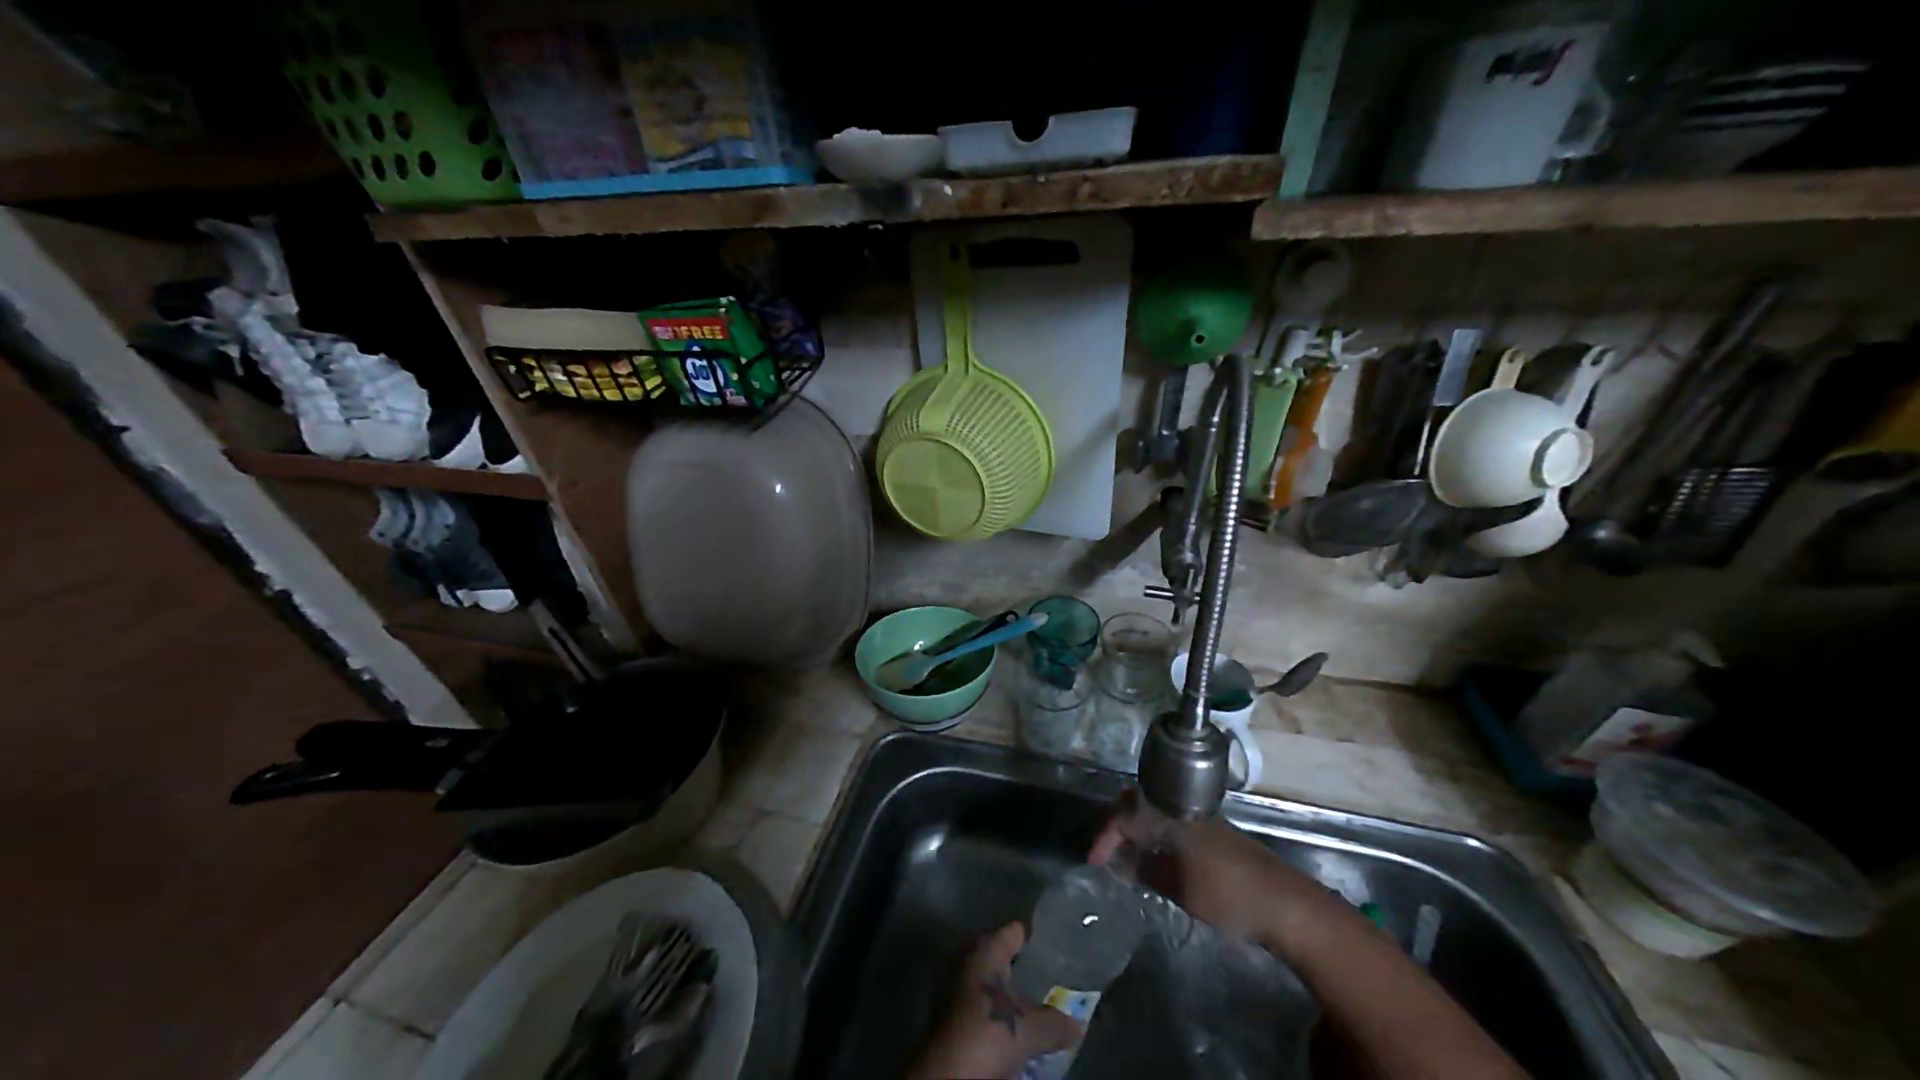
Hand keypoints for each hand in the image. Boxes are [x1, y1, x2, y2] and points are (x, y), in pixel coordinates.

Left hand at [906, 922, 1084, 1079]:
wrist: (948, 1072)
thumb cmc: (990, 1031)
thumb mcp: (1031, 1030)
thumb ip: (1057, 1023)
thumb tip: (1078, 1024)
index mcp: (986, 948)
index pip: (1015, 929)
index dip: (1037, 936)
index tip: (1059, 944)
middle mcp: (968, 958)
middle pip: (1002, 955)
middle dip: (1025, 966)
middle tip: (1054, 977)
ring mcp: (954, 985)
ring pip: (990, 981)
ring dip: (1009, 991)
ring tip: (1038, 1003)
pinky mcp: (948, 1012)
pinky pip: (980, 1004)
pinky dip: (996, 1010)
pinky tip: (1013, 1023)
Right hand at [1087, 790, 1340, 953]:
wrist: (1288, 905)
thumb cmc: (1232, 896)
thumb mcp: (1183, 892)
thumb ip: (1149, 874)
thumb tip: (1123, 866)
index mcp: (1174, 817)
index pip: (1126, 815)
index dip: (1106, 836)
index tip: (1094, 862)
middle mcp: (1186, 811)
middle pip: (1141, 804)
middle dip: (1120, 824)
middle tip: (1107, 849)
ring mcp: (1203, 821)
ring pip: (1158, 814)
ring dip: (1138, 832)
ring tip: (1125, 858)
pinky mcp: (1215, 835)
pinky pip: (1174, 825)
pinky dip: (1157, 838)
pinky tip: (1156, 862)